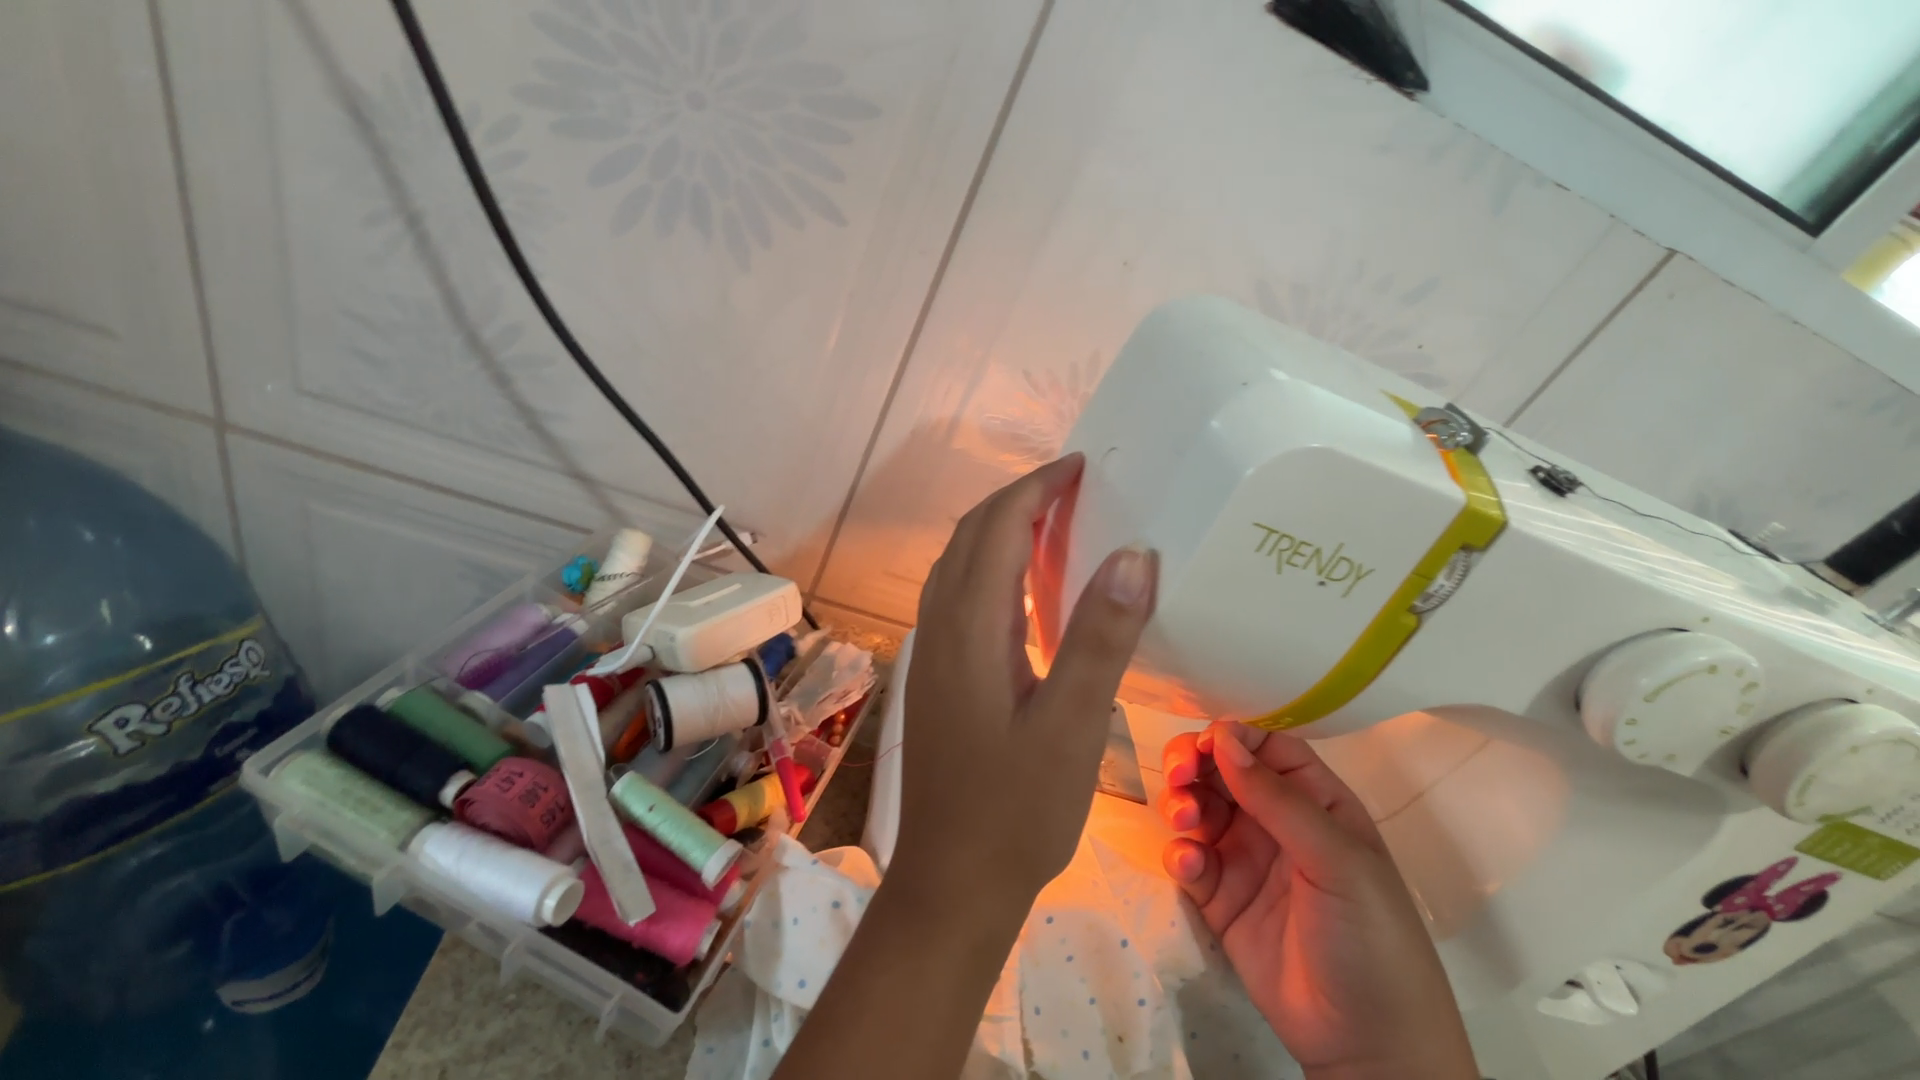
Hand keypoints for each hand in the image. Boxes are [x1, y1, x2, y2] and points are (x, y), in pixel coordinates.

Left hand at [777, 456, 1156, 1079]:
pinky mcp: (938, 679)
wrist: (952, 881)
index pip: (996, 529)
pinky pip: (960, 598)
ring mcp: (932, 655)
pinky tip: (1026, 592)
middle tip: (1078, 487)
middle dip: (1019, 499)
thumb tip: (1134, 553)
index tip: (1082, 466)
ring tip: (1057, 523)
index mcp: (969, 629)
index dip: (1036, 488)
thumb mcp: (1072, 727)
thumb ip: (1100, 638)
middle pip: (970, 538)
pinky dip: (992, 569)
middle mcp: (939, 629)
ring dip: (1001, 531)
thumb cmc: (1016, 810)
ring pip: (959, 566)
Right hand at [1159, 722, 1476, 1079]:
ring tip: (1185, 823)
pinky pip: (1188, 860)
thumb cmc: (1369, 937)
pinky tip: (1188, 867)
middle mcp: (1277, 824)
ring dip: (1182, 805)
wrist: (1365, 1043)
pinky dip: (1179, 854)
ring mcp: (1246, 861)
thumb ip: (1277, 798)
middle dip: (1194, 765)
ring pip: (1199, 809)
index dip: (1233, 739)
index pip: (1267, 749)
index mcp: (1317, 804)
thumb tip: (1222, 737)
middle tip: (1179, 778)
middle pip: (1223, 772)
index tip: (1205, 747)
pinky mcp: (1219, 900)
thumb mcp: (1336, 859)